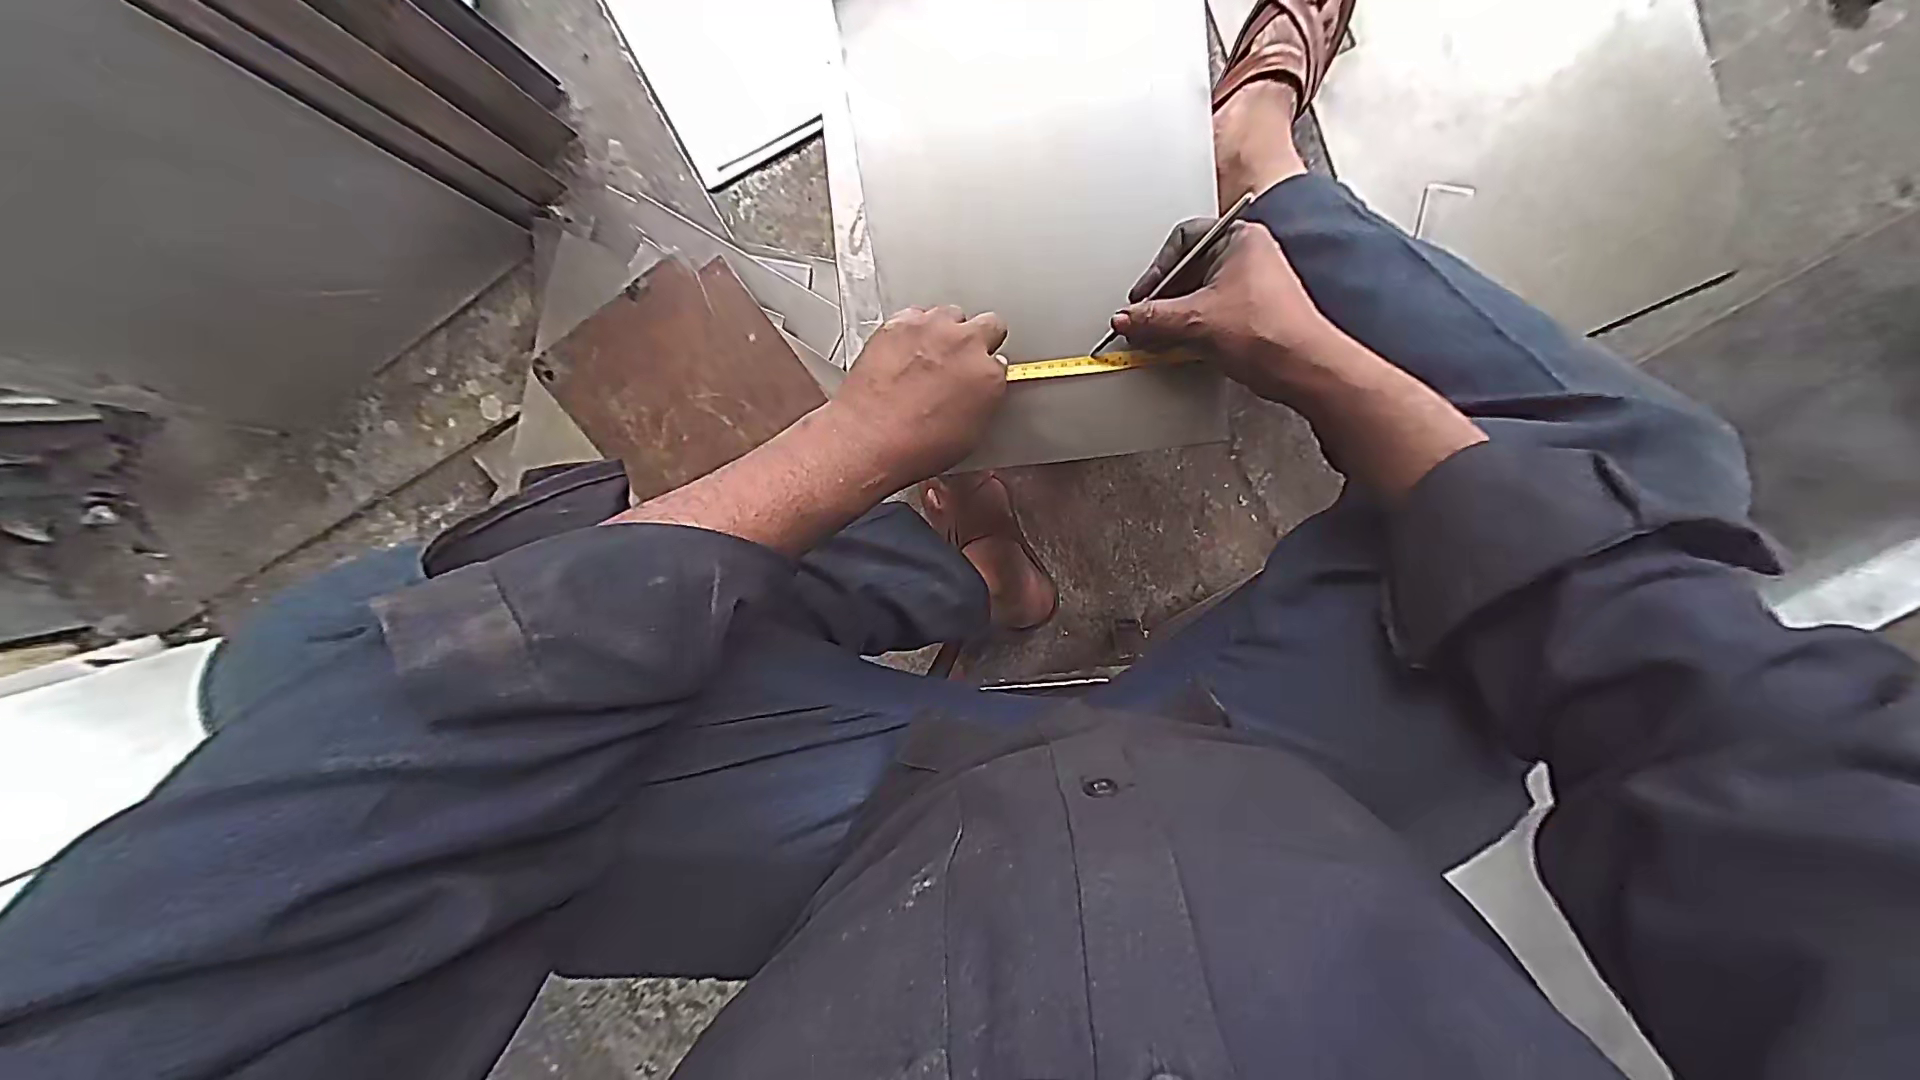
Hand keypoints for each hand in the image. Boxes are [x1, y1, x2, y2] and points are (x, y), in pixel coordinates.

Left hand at [832, 305, 1010, 485]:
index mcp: (988, 375)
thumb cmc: (915, 446)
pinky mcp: (898, 324)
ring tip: (930, 356)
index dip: (988, 371)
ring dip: (946, 331)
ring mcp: (930, 329)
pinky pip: (914, 316)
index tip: (978, 378)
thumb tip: (979, 392)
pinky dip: (913, 330)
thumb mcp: (969, 435)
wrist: (869, 440)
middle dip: (979, 339)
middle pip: (988, 324)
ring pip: (951, 314)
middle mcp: (964, 343)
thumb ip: (983, 401)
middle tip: (962, 360)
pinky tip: (905, 352)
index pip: (1002, 362)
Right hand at [1112, 221, 1350, 406]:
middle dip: (1159, 299)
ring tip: (1153, 335)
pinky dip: (1184, 328)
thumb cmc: (1269, 332)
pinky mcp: (1245, 313)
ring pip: (1193, 294)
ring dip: (1169, 317)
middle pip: (1185, 270)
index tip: (1140, 297)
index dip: (1155, 270)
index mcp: (1238, 238)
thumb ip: (1153, 318)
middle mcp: (1244, 256)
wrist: (1300, 367)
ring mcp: (1246, 285)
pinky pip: (1204, 313)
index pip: (1181, 240)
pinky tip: (1171, 344)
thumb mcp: (1196, 320)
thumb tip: (1126, 318)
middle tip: (1140, 320)